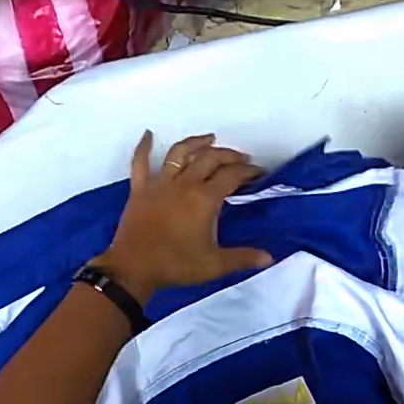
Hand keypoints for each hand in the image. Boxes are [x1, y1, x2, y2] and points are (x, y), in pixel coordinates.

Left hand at [91, 132, 274, 303]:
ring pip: (180, 153)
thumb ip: (243, 257)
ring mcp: (159, 184)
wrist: (134, 268)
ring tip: (210, 138)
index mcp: (204, 198)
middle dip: (229, 155)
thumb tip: (269, 257)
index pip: (232, 176)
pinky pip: (140, 163)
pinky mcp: (139, 189)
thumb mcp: (214, 265)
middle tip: (241, 159)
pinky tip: (148, 135)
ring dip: (196, 143)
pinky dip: (144, 147)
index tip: (259, 173)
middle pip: (210, 159)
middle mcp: (184, 184)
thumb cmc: (175, 265)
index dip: (248, 171)